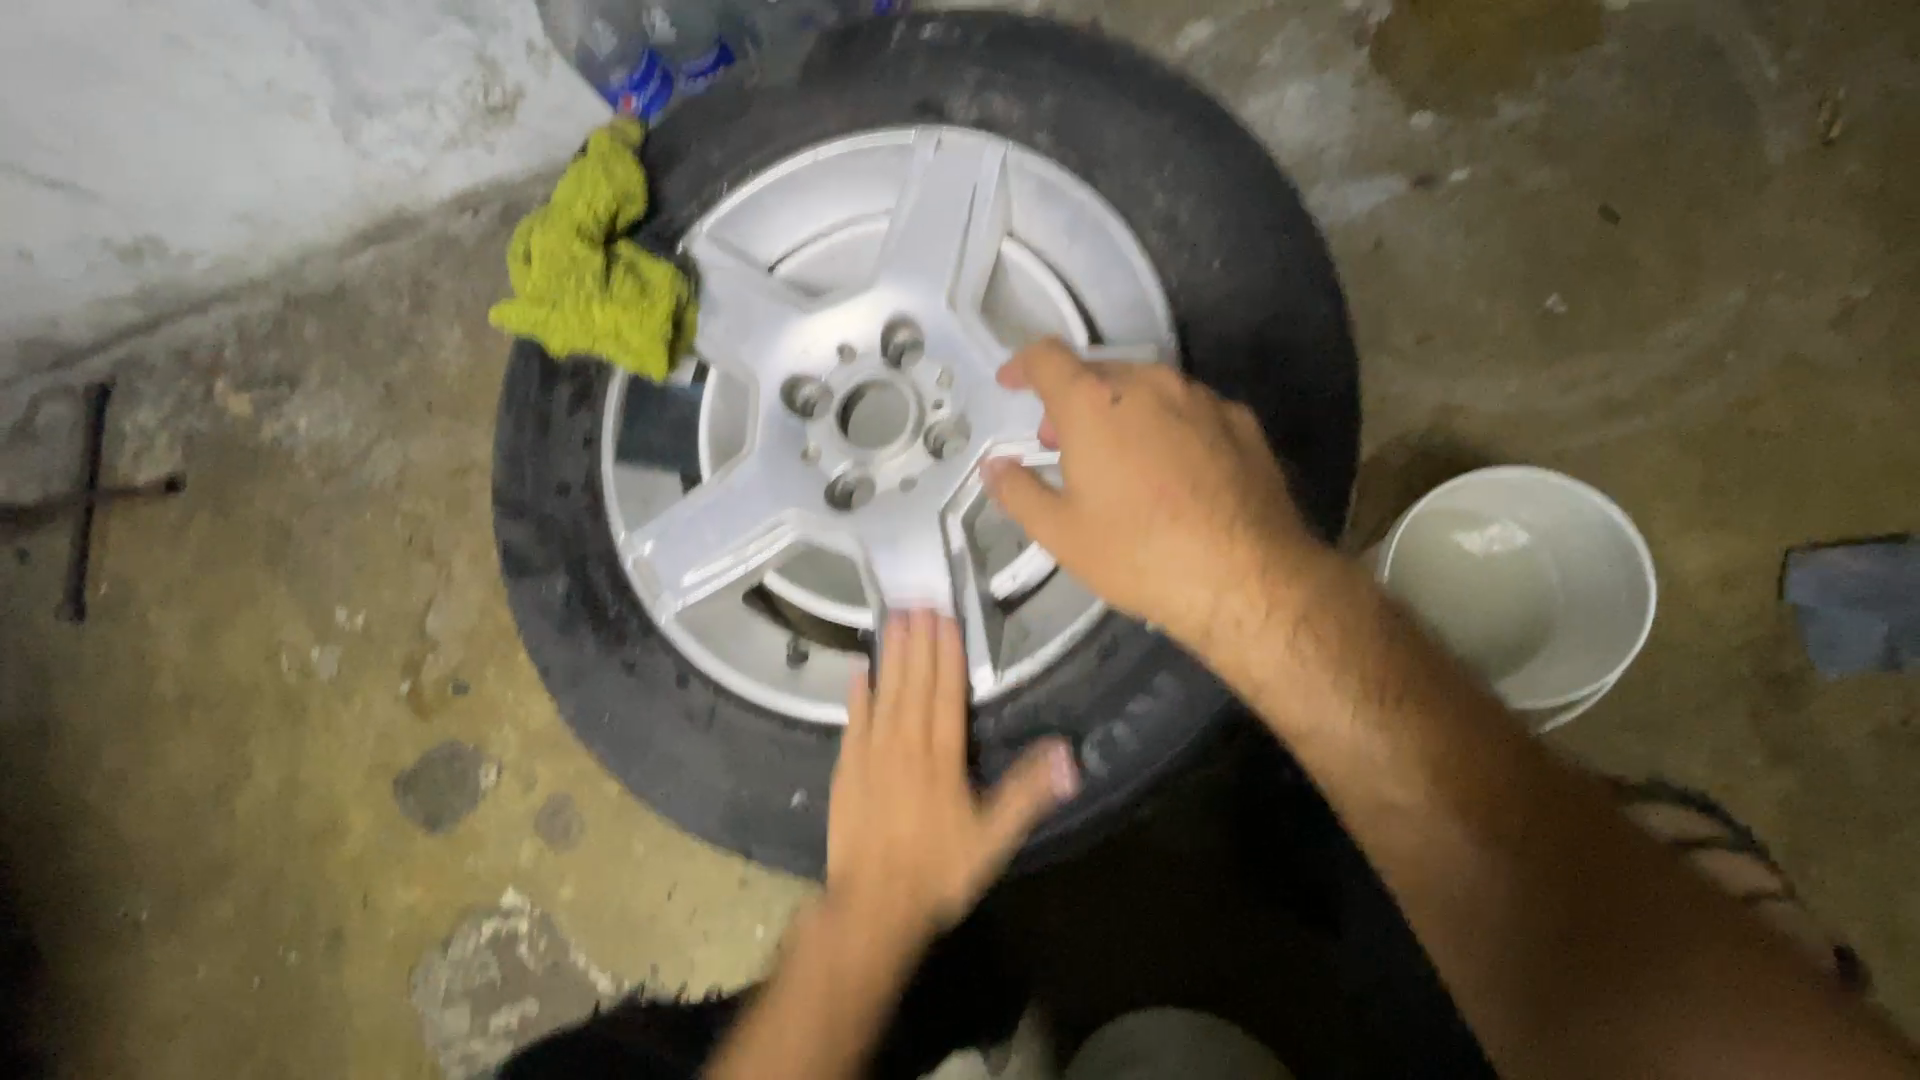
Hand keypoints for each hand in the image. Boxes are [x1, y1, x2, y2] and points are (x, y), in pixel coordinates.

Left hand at [826, 611, 1078, 940]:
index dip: (946, 653)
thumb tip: (1067, 754)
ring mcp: (871, 754)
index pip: (946, 693)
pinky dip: (856, 694)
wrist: (872, 906)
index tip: (945, 618)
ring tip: (893, 619)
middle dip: (918, 641)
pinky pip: (852, 722)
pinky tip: (857, 670)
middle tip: (917, 602)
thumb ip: (1028, 793)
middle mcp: (905, 744)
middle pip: (914, 683)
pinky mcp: (846, 770)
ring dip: (890, 656)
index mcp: (942, 756)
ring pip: (884, 694)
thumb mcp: (993, 838)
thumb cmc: (938, 870)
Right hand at [981, 339, 1331, 653]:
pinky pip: (1190, 411)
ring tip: (1119, 460)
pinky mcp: (1241, 421)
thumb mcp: (1061, 534)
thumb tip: (995, 467)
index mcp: (1094, 404)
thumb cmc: (1139, 554)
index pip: (1046, 358)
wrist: (1247, 578)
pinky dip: (1168, 428)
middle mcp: (1149, 384)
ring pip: (1147, 389)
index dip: (1022, 365)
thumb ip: (1018, 492)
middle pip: (1098, 372)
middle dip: (1071, 401)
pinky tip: (1175, 473)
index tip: (1012, 383)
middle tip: (1062, 444)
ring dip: (1121, 412)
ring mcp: (1201, 398)